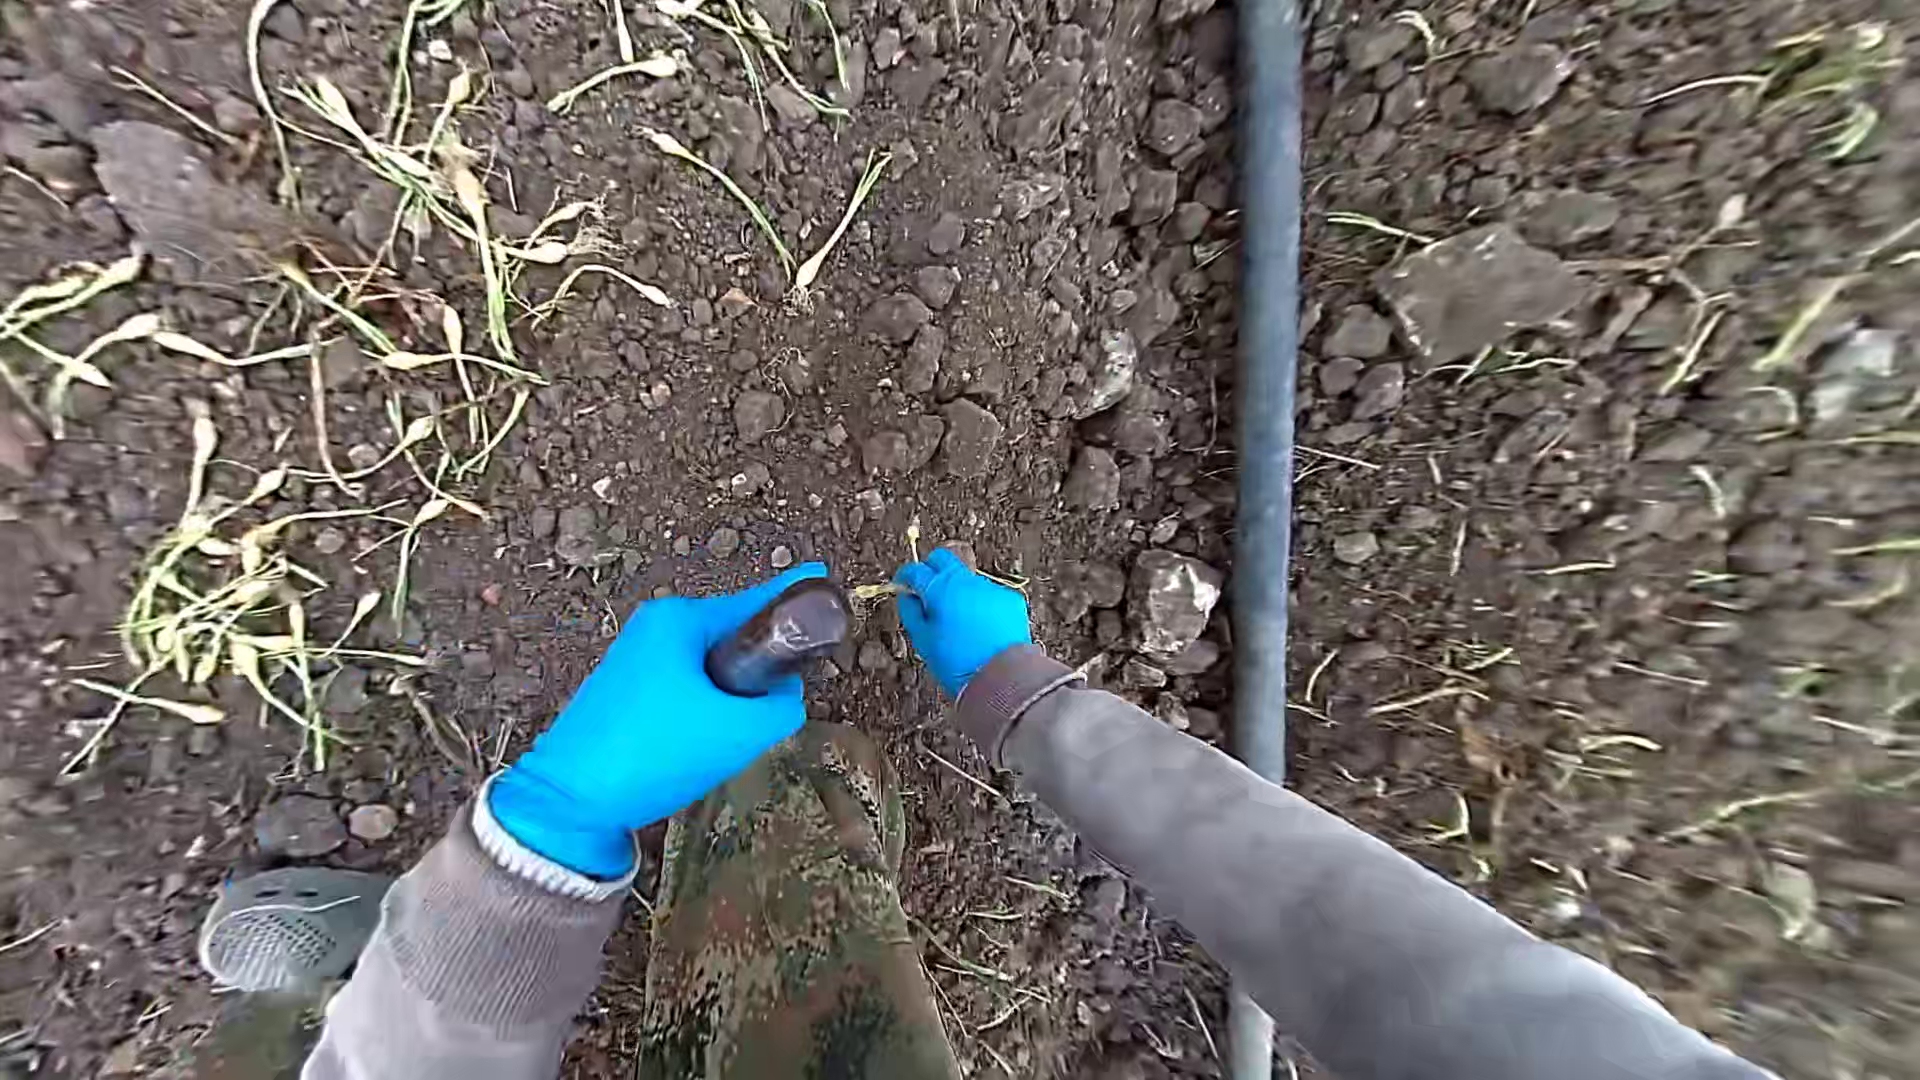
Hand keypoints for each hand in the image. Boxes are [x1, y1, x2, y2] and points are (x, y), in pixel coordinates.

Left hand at [489, 564, 828, 877]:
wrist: (567, 806)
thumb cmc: (656, 752)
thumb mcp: (740, 730)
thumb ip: (783, 706)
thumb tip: (786, 696)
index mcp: (680, 621)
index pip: (755, 601)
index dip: (794, 593)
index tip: (823, 578)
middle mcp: (658, 627)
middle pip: (737, 634)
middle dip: (764, 660)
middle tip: (784, 691)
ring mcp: (640, 656)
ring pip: (715, 662)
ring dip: (737, 686)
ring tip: (745, 723)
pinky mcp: (631, 686)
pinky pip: (692, 681)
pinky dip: (713, 698)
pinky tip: (716, 730)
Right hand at [894, 548, 1032, 697]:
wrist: (1001, 677)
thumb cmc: (957, 663)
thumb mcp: (923, 640)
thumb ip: (911, 612)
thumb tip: (908, 595)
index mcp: (940, 589)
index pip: (917, 570)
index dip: (907, 576)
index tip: (905, 585)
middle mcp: (966, 581)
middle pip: (944, 559)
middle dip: (932, 569)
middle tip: (928, 592)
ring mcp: (990, 589)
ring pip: (968, 579)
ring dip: (959, 591)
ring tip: (958, 621)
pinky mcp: (1010, 599)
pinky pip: (989, 595)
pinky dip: (981, 605)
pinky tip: (981, 629)